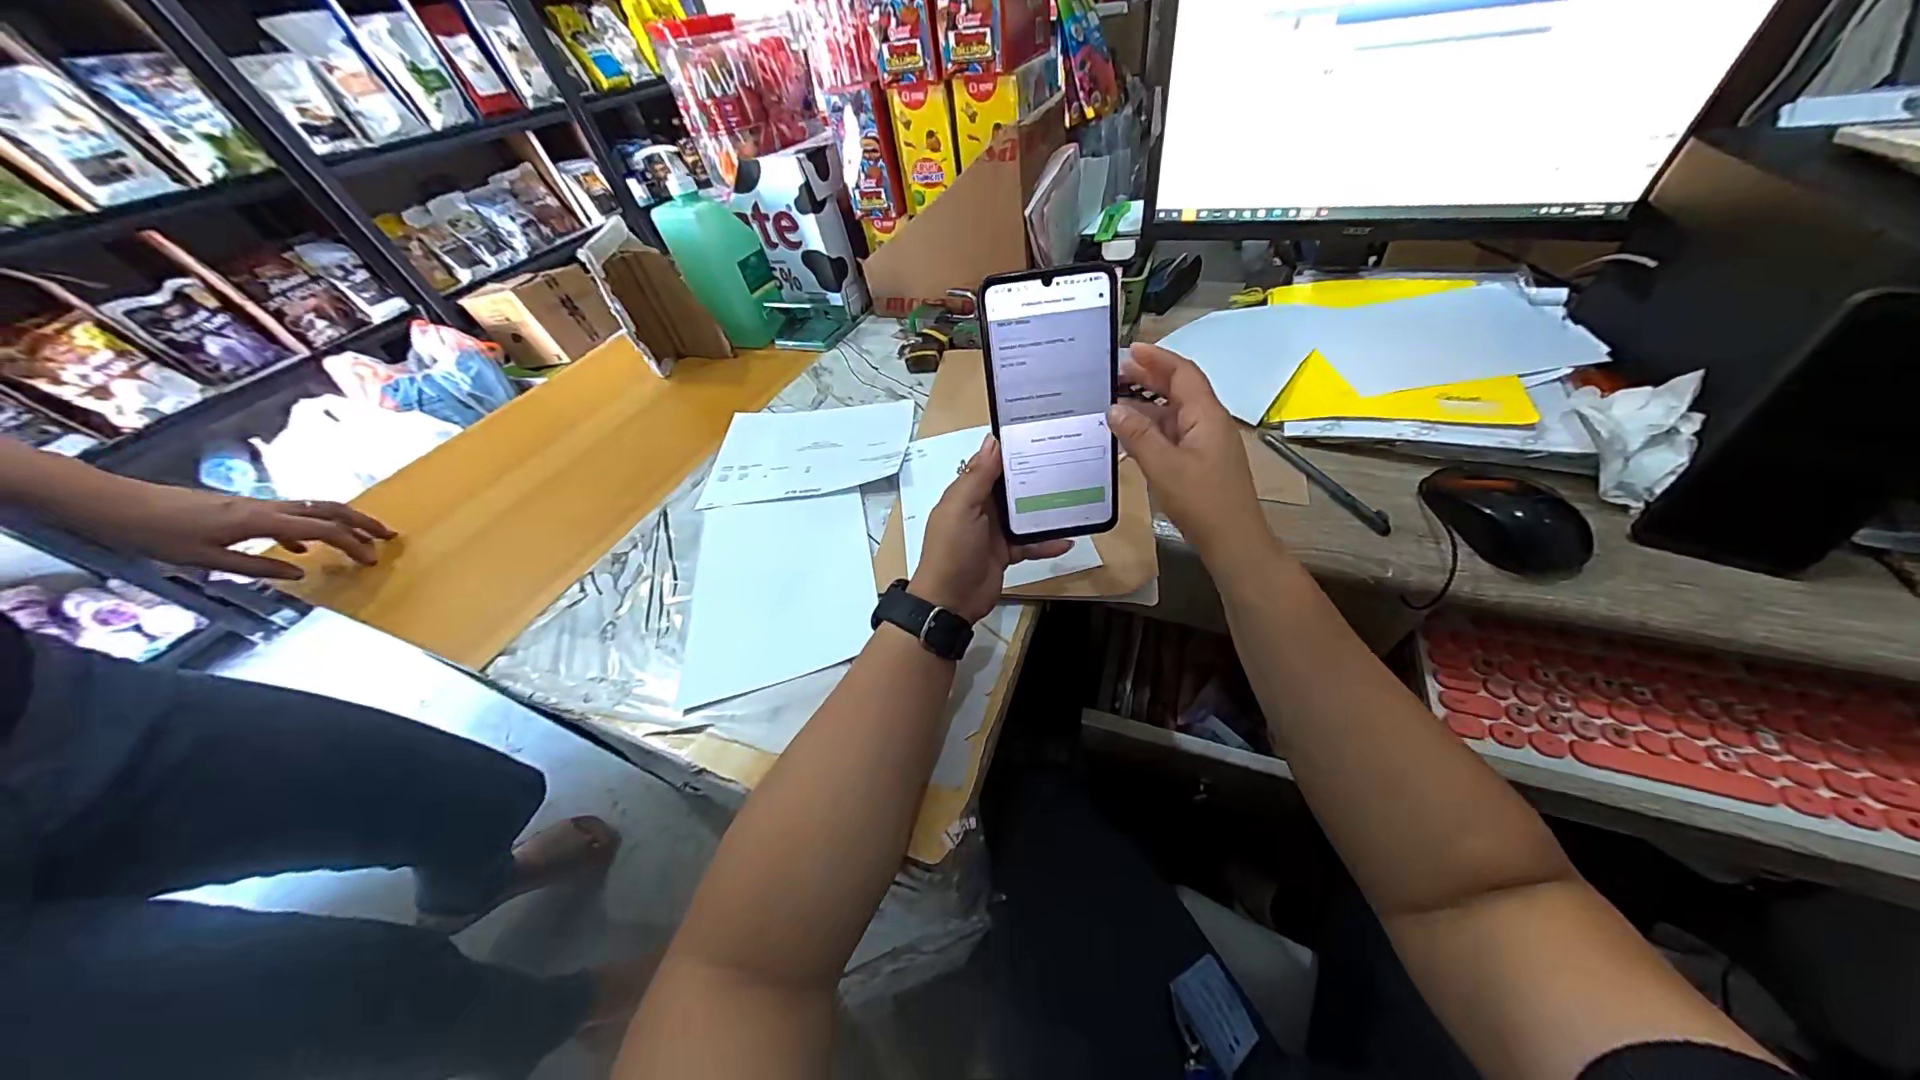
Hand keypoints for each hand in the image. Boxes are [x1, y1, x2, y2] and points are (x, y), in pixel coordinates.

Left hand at [82, 483, 395, 580]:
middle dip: (362, 522)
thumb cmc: (150, 534)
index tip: (372, 560)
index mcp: (260, 522)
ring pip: (312, 508)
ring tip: (359, 537)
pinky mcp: (240, 508)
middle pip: (328, 509)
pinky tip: (302, 547)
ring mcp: (252, 505)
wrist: (107, 502)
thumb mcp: (201, 559)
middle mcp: (264, 508)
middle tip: (388, 536)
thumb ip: (255, 566)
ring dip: (341, 521)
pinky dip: (308, 528)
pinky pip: (287, 514)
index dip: (353, 544)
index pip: (324, 530)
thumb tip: (301, 570)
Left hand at [910, 434, 1070, 623]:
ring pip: (1024, 515)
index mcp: (966, 494)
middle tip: (1066, 463)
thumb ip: (977, 476)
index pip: (990, 465)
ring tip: (1073, 497)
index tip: (1038, 435)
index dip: (1010, 451)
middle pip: (1011, 488)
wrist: (950, 601)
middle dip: (1035, 477)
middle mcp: (980, 509)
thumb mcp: (961, 508)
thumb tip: (992, 440)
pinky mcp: (1005, 553)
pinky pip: (1030, 544)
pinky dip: (1046, 543)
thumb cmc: (951, 550)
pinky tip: (1067, 540)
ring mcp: (994, 533)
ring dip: (1045, 509)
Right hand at [1108, 343, 1267, 561]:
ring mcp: (1205, 442)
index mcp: (1206, 415)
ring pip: (1173, 414)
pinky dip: (1150, 430)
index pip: (1183, 373)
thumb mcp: (1164, 466)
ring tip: (1113, 402)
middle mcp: (1208, 422)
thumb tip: (1114, 408)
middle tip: (1115, 374)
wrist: (1233, 539)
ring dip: (1146, 406)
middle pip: (1178, 390)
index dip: (1158, 358)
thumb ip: (1137, 435)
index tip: (1131, 349)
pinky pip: (1172, 435)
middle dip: (1148, 378)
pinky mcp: (1199, 461)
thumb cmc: (1201, 500)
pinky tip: (1128, 435)